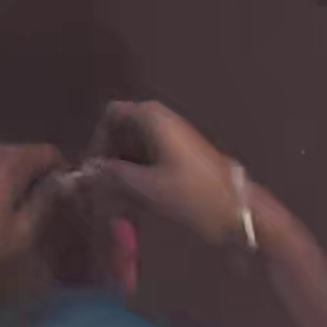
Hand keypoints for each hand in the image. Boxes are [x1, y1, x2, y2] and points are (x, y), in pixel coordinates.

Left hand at [0, 141, 63, 288]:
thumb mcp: (22, 232)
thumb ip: (47, 200)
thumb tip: (66, 180)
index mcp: (11, 158)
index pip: (50, 151)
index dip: (62, 171)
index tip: (66, 195)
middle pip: (31, 152)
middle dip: (42, 174)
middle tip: (45, 206)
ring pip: (13, 158)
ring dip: (23, 177)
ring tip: (24, 208)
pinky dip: (5, 178)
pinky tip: (0, 205)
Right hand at [87, 101, 246, 246]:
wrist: (240, 211)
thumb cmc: (194, 194)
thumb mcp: (149, 189)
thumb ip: (114, 177)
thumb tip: (85, 173)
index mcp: (150, 117)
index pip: (110, 116)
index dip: (97, 141)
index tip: (93, 172)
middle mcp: (158, 118)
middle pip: (120, 130)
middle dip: (108, 159)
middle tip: (101, 192)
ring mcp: (169, 135)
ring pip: (132, 146)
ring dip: (120, 170)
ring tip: (116, 202)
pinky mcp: (177, 154)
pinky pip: (146, 157)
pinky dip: (136, 175)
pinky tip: (134, 201)